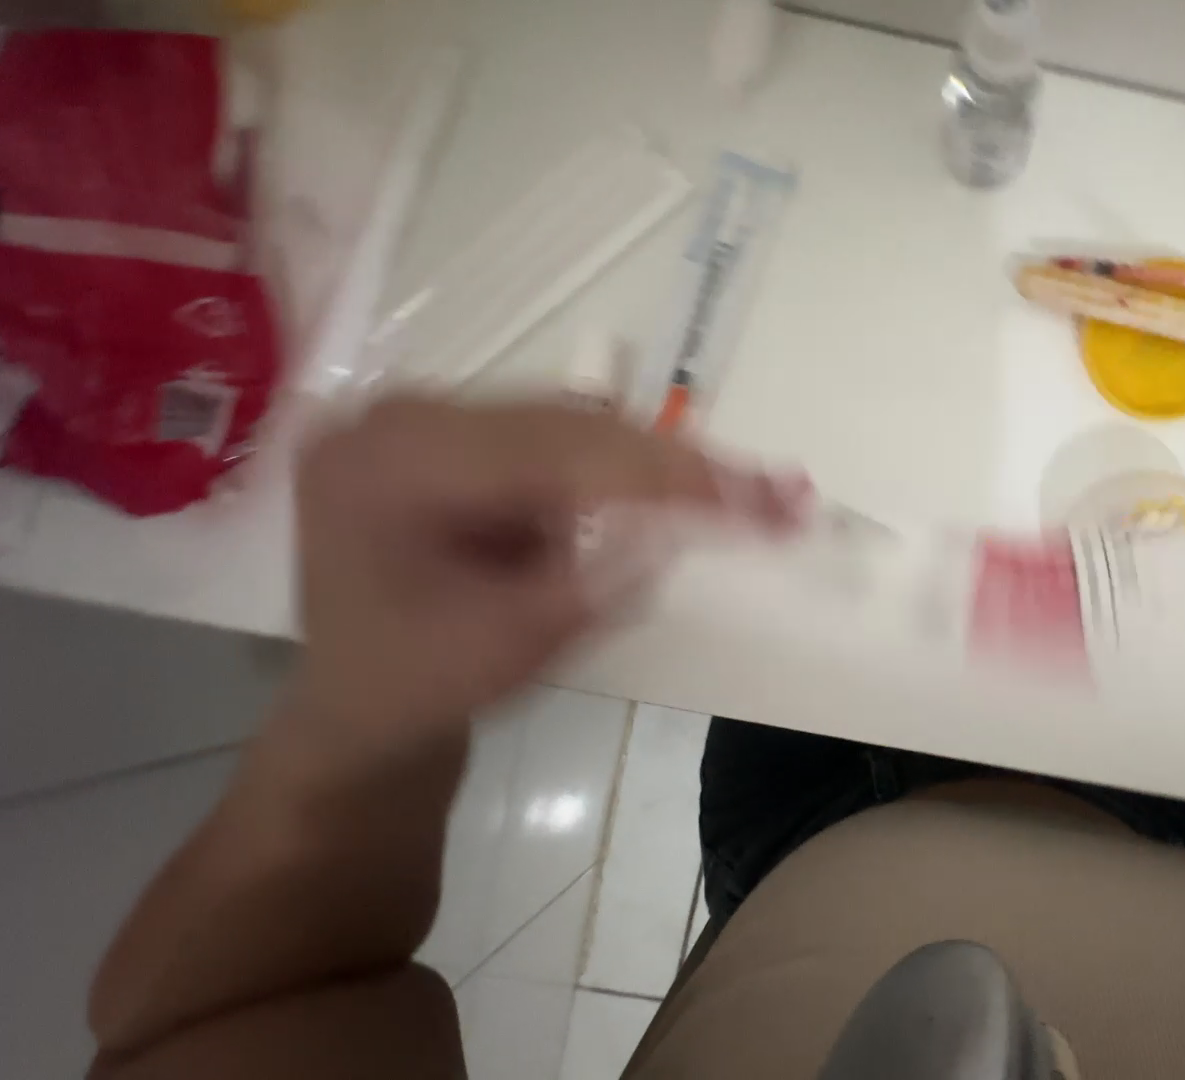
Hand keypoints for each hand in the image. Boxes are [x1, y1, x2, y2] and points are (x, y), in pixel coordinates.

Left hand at [288, 397, 807, 742]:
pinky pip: (571, 439)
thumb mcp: (512, 644)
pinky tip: (689, 492)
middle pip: (582, 426)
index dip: (676, 476)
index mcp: (394, 463)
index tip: (770, 501)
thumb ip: (599, 580)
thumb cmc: (419, 690)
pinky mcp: (467, 438)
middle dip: (688, 467)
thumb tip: (682, 524)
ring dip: (670, 467)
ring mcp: (435, 420)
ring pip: (586, 425)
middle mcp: (408, 416)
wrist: (355, 705)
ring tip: (751, 497)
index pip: (564, 453)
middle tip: (782, 496)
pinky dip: (637, 471)